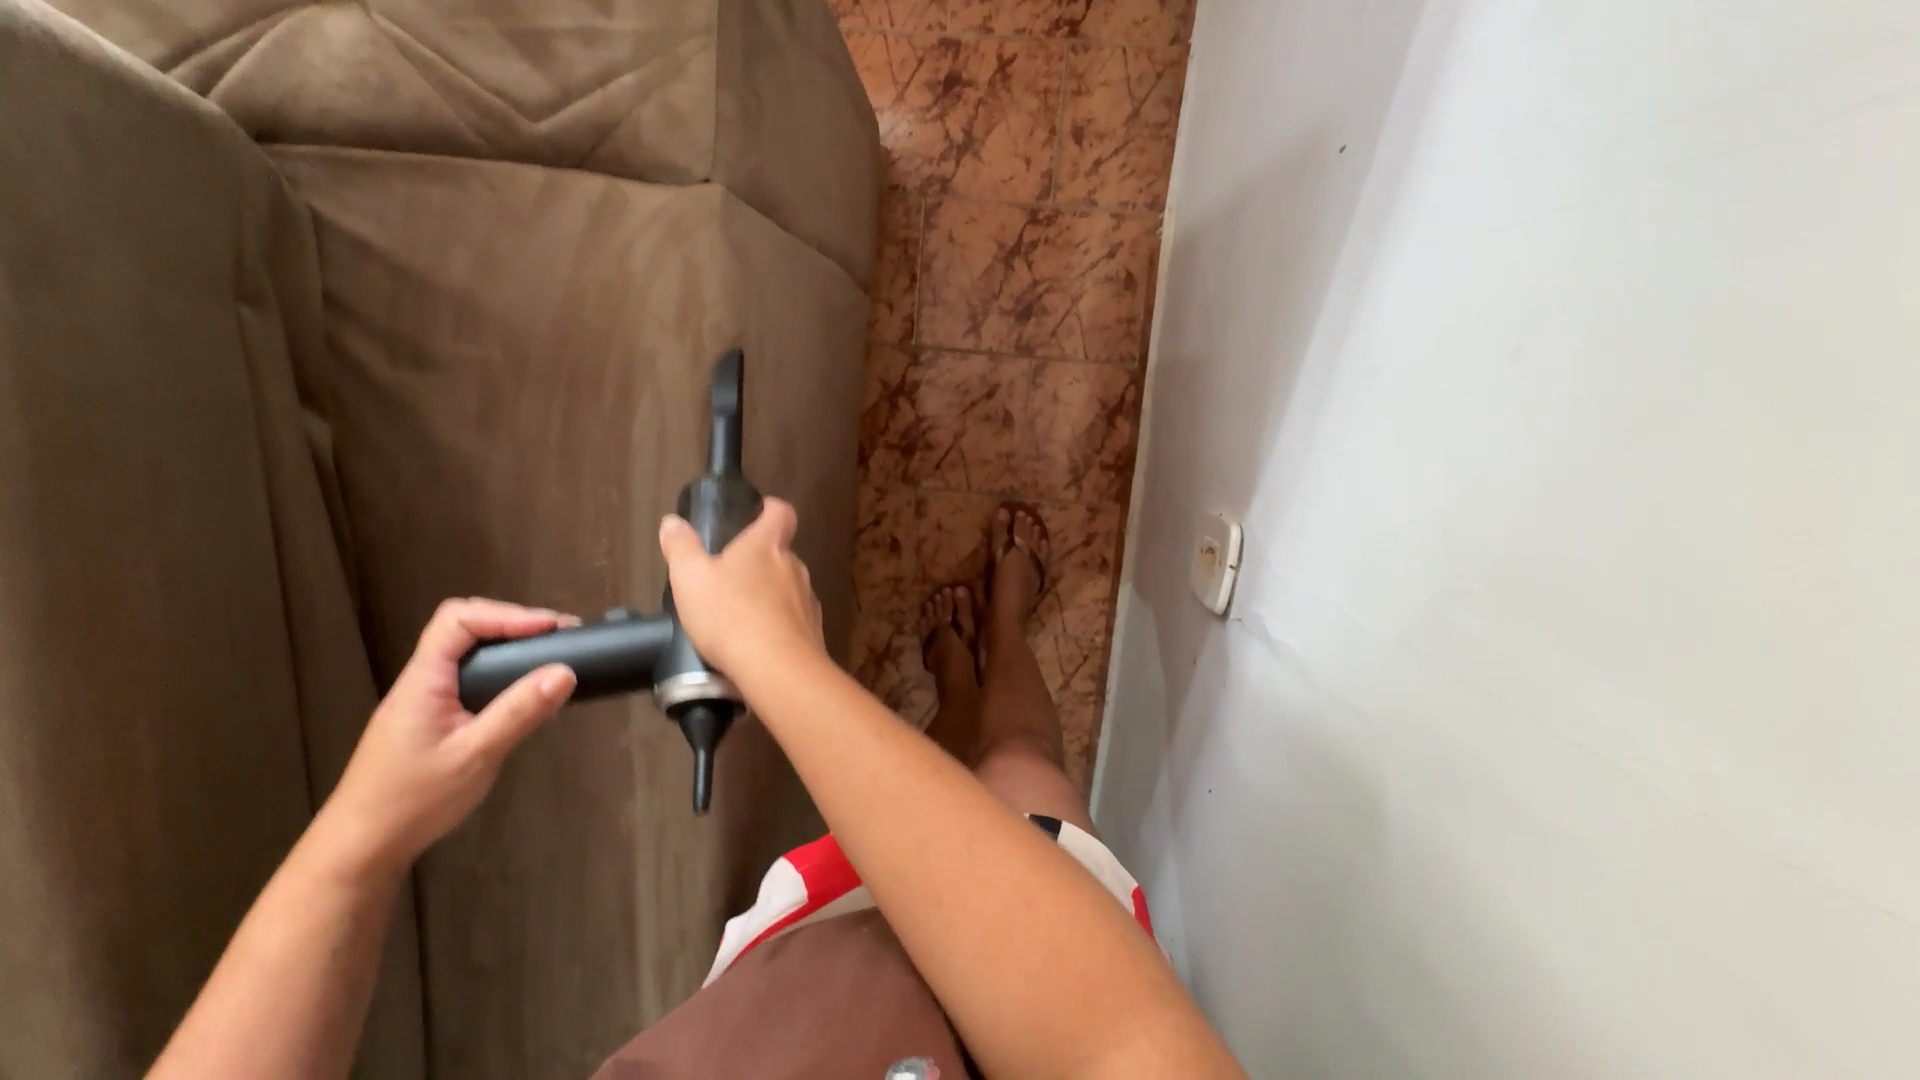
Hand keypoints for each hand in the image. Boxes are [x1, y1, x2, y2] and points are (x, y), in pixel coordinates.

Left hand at [318, 599, 578, 874]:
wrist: (361, 848)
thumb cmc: (415, 800)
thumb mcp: (476, 756)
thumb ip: (520, 712)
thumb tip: (564, 672)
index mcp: (423, 681)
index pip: (459, 620)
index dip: (507, 615)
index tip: (550, 628)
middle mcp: (420, 682)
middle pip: (462, 627)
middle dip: (512, 623)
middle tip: (557, 637)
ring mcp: (422, 702)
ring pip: (464, 654)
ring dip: (507, 646)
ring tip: (549, 658)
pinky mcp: (429, 722)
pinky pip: (466, 679)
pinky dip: (500, 672)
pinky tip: (522, 691)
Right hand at [659, 498, 824, 676]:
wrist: (777, 669)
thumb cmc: (729, 615)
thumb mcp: (690, 578)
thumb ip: (681, 548)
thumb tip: (673, 523)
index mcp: (767, 546)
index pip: (780, 513)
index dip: (770, 509)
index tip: (759, 512)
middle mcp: (794, 568)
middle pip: (781, 554)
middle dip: (760, 562)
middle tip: (731, 578)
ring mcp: (808, 601)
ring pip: (789, 590)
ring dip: (769, 597)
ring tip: (740, 616)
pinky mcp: (813, 632)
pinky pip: (794, 622)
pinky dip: (778, 627)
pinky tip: (758, 644)